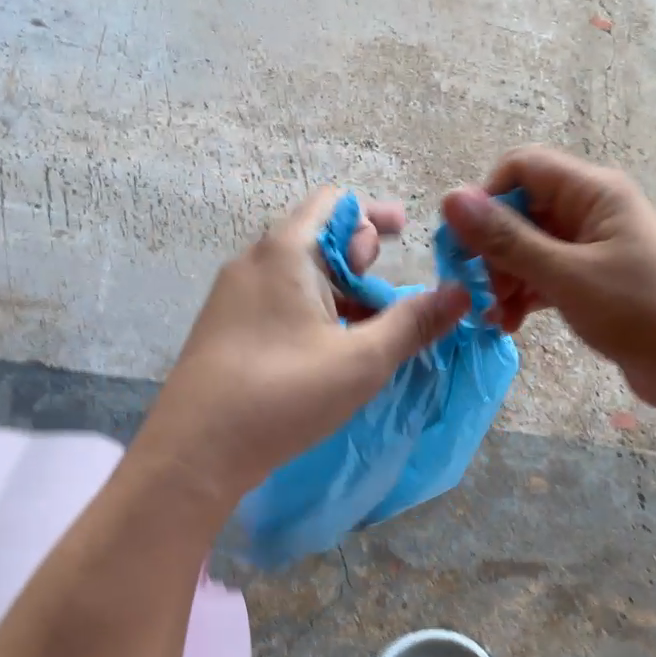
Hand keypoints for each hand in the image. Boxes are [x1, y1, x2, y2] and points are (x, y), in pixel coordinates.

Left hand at [135, 188, 470, 498]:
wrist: (195, 453)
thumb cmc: (283, 394)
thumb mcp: (362, 360)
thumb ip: (414, 322)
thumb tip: (460, 293)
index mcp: (285, 252)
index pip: (335, 203)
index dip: (376, 214)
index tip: (410, 235)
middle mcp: (255, 262)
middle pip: (319, 237)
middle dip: (364, 258)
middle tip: (394, 297)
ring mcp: (236, 297)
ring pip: (302, 275)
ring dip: (344, 291)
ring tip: (374, 330)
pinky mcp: (228, 330)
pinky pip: (282, 302)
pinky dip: (318, 312)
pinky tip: (336, 351)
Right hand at [442, 145, 655, 413]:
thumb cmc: (638, 312)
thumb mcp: (566, 276)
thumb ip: (508, 240)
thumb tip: (451, 198)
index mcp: (594, 191)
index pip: (522, 168)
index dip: (487, 200)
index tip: (465, 246)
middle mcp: (593, 210)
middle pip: (523, 210)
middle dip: (493, 249)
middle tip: (477, 291)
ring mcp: (595, 247)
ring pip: (531, 248)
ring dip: (505, 278)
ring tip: (493, 317)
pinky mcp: (594, 281)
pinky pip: (546, 275)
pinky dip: (526, 295)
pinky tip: (510, 324)